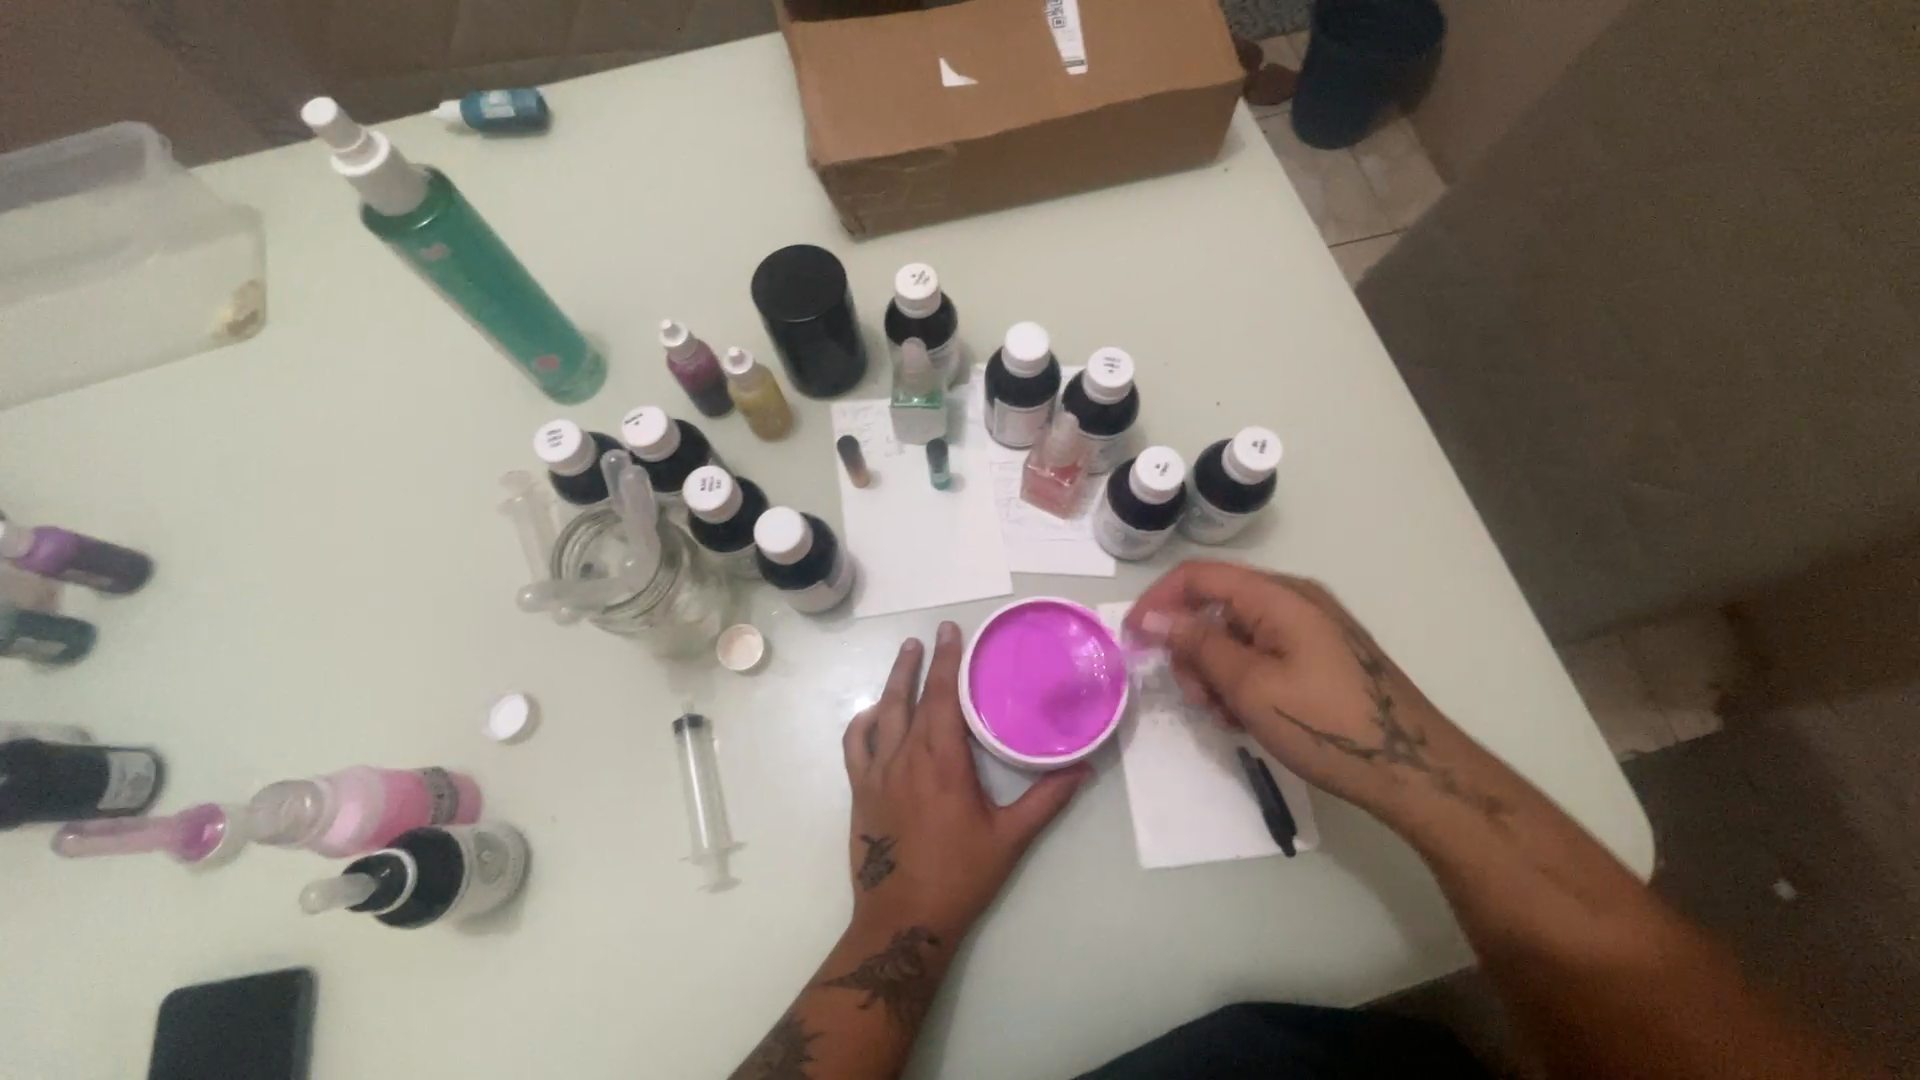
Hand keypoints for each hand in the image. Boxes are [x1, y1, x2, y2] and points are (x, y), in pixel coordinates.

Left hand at [842, 622, 1088, 939]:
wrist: (903, 918)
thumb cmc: (960, 876)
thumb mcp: (1011, 838)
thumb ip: (1047, 800)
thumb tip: (1083, 768)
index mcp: (944, 762)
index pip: (944, 697)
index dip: (947, 661)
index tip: (950, 631)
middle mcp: (906, 757)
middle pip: (911, 698)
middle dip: (922, 662)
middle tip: (929, 634)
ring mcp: (877, 774)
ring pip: (882, 714)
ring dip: (893, 682)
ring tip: (904, 655)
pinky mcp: (860, 791)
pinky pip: (855, 745)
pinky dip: (863, 722)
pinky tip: (874, 713)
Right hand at [1125, 560, 1500, 822]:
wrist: (1414, 770)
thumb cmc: (1327, 724)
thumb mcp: (1251, 686)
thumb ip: (1198, 645)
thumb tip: (1153, 616)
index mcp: (1279, 597)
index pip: (1199, 576)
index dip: (1158, 602)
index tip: (1132, 640)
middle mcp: (1294, 601)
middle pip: (1217, 606)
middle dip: (1191, 648)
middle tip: (1193, 697)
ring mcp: (1310, 628)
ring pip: (1237, 634)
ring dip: (1215, 670)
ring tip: (1224, 715)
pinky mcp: (1320, 655)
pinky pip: (1262, 653)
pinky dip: (1242, 679)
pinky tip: (1247, 717)